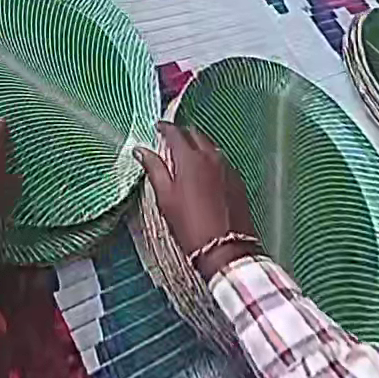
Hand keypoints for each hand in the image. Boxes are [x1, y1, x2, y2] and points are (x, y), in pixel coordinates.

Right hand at [135, 124, 261, 276]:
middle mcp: (211, 157)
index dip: (164, 127)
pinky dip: (210, 158)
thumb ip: (154, 169)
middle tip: (169, 140)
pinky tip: (203, 171)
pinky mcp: (237, 180)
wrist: (226, 250)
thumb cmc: (189, 224)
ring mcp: (227, 168)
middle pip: (195, 134)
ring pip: (210, 146)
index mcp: (190, 158)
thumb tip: (140, 150)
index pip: (176, 132)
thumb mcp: (165, 197)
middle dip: (182, 133)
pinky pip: (221, 159)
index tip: (157, 127)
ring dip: (197, 144)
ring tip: (185, 155)